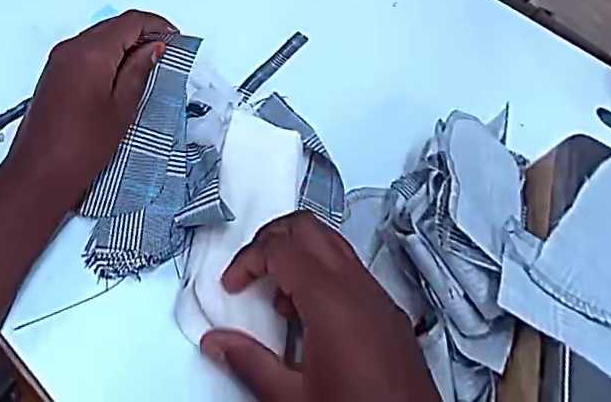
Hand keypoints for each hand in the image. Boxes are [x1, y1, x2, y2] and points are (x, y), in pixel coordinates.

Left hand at [0, 9, 175, 209]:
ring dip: (124, 44)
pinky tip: (121, 75)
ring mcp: (59, 58)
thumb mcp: (121, 108)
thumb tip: (153, 48)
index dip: (157, 25)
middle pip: (114, 25)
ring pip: (100, 36)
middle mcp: (71, 48)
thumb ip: (139, 70)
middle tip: (166, 51)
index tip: (174, 38)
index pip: (131, 21)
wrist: (39, 175)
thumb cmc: (78, 149)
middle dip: (142, 33)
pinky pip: (85, 49)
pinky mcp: (54, 71)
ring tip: (148, 66)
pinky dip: (107, 54)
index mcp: (91, 53)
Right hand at [201, 211, 436, 401]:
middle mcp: (358, 288)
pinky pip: (352, 270)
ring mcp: (380, 299)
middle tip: (251, 269)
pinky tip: (313, 318)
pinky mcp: (392, 316)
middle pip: (306, 227)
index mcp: (331, 300)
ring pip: (331, 243)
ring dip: (298, 254)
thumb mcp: (293, 401)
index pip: (278, 248)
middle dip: (271, 239)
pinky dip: (324, 274)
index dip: (247, 260)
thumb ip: (250, 362)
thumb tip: (218, 342)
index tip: (233, 284)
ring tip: (280, 298)